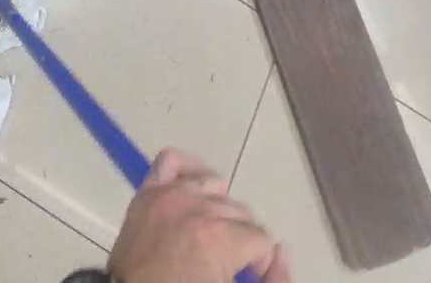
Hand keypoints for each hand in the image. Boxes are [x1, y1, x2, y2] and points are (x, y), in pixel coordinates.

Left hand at [109, 149, 289, 282]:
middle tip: (230, 264)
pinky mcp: (147, 192)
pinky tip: (197, 187)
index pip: (262, 239)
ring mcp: (168, 195)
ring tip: (214, 235)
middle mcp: (195, 208)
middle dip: (243, 239)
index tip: (248, 276)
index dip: (261, 262)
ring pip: (214, 186)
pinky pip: (172, 161)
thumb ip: (273, 281)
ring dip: (220, 209)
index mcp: (218, 239)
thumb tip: (284, 251)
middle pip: (241, 213)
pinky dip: (189, 167)